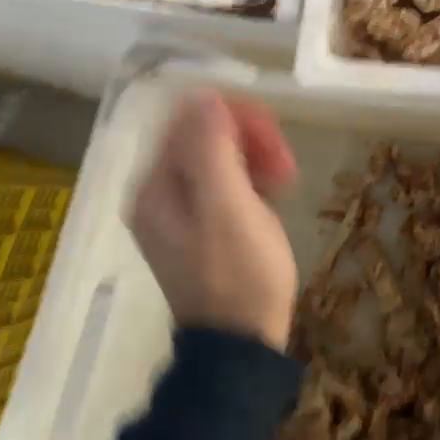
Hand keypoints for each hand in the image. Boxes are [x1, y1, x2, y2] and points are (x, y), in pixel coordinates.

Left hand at [130, 91, 298, 349]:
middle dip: (247, 136)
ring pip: (218, 153)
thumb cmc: (240, 274)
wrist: (242, 343)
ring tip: (285, 176)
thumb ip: (212, 150)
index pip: (187, 119)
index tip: (271, 133)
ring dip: (254, 154)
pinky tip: (275, 189)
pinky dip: (252, 175)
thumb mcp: (229, 208)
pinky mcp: (203, 222)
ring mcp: (180, 209)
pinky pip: (224, 177)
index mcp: (154, 188)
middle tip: (283, 159)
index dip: (232, 115)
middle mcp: (158, 193)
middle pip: (201, 134)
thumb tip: (205, 97)